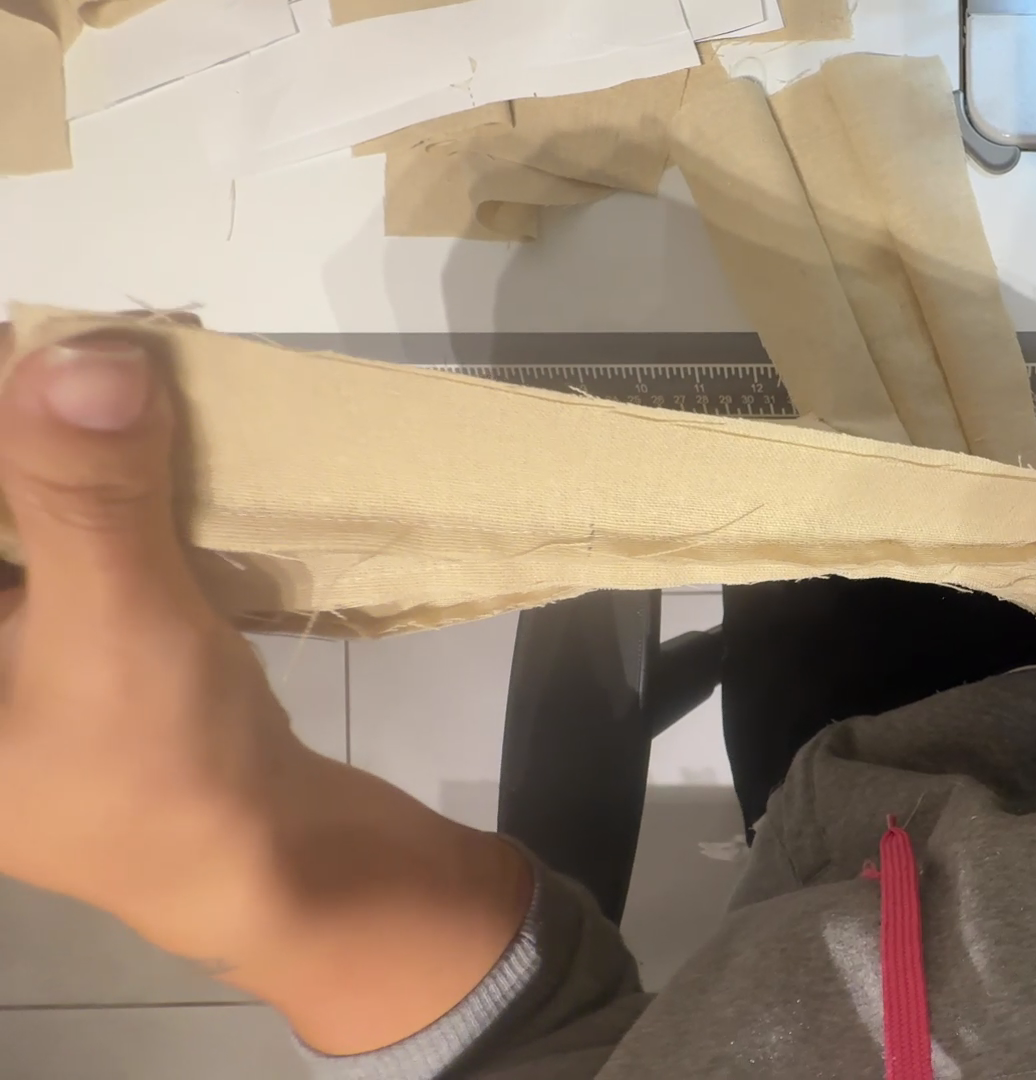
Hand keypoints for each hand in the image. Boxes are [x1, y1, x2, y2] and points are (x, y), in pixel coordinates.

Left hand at [0, 325, 530, 1054]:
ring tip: (151, 390)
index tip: (63, 340)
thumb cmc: (157, 763)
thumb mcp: (115, 628)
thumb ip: (87, 499)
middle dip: (34, 413)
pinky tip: (167, 466)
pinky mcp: (61, 632)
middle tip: (125, 353)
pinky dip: (114, 487)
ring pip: (22, 509)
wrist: (260, 851)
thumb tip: (89, 347)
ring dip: (78, 443)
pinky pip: (64, 534)